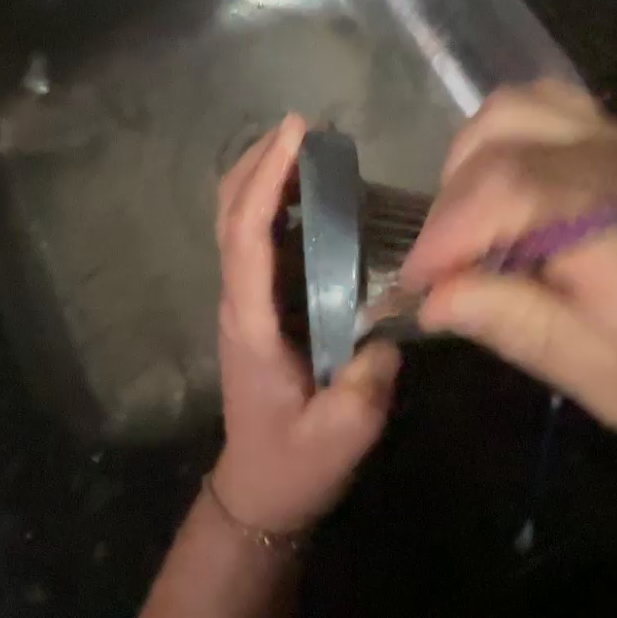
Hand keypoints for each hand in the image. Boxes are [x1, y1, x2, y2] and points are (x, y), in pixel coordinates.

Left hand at [212, 115, 401, 533]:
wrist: (260, 490)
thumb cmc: (294, 463)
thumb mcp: (340, 437)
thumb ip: (365, 388)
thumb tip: (386, 335)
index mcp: (251, 322)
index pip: (246, 236)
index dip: (265, 180)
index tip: (293, 135)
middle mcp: (239, 300)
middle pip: (229, 213)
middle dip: (258, 162)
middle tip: (302, 127)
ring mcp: (244, 300)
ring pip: (235, 220)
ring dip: (261, 175)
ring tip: (307, 147)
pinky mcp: (258, 304)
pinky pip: (256, 238)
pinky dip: (272, 201)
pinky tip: (310, 193)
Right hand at [402, 81, 616, 447]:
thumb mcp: (595, 372)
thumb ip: (511, 322)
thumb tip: (432, 298)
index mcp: (608, 219)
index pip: (497, 194)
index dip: (441, 237)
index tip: (413, 286)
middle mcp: (610, 162)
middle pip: (496, 141)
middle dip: (449, 204)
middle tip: (444, 264)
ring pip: (514, 107)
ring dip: (471, 157)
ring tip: (467, 218)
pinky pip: (545, 103)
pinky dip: (506, 132)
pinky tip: (503, 180)